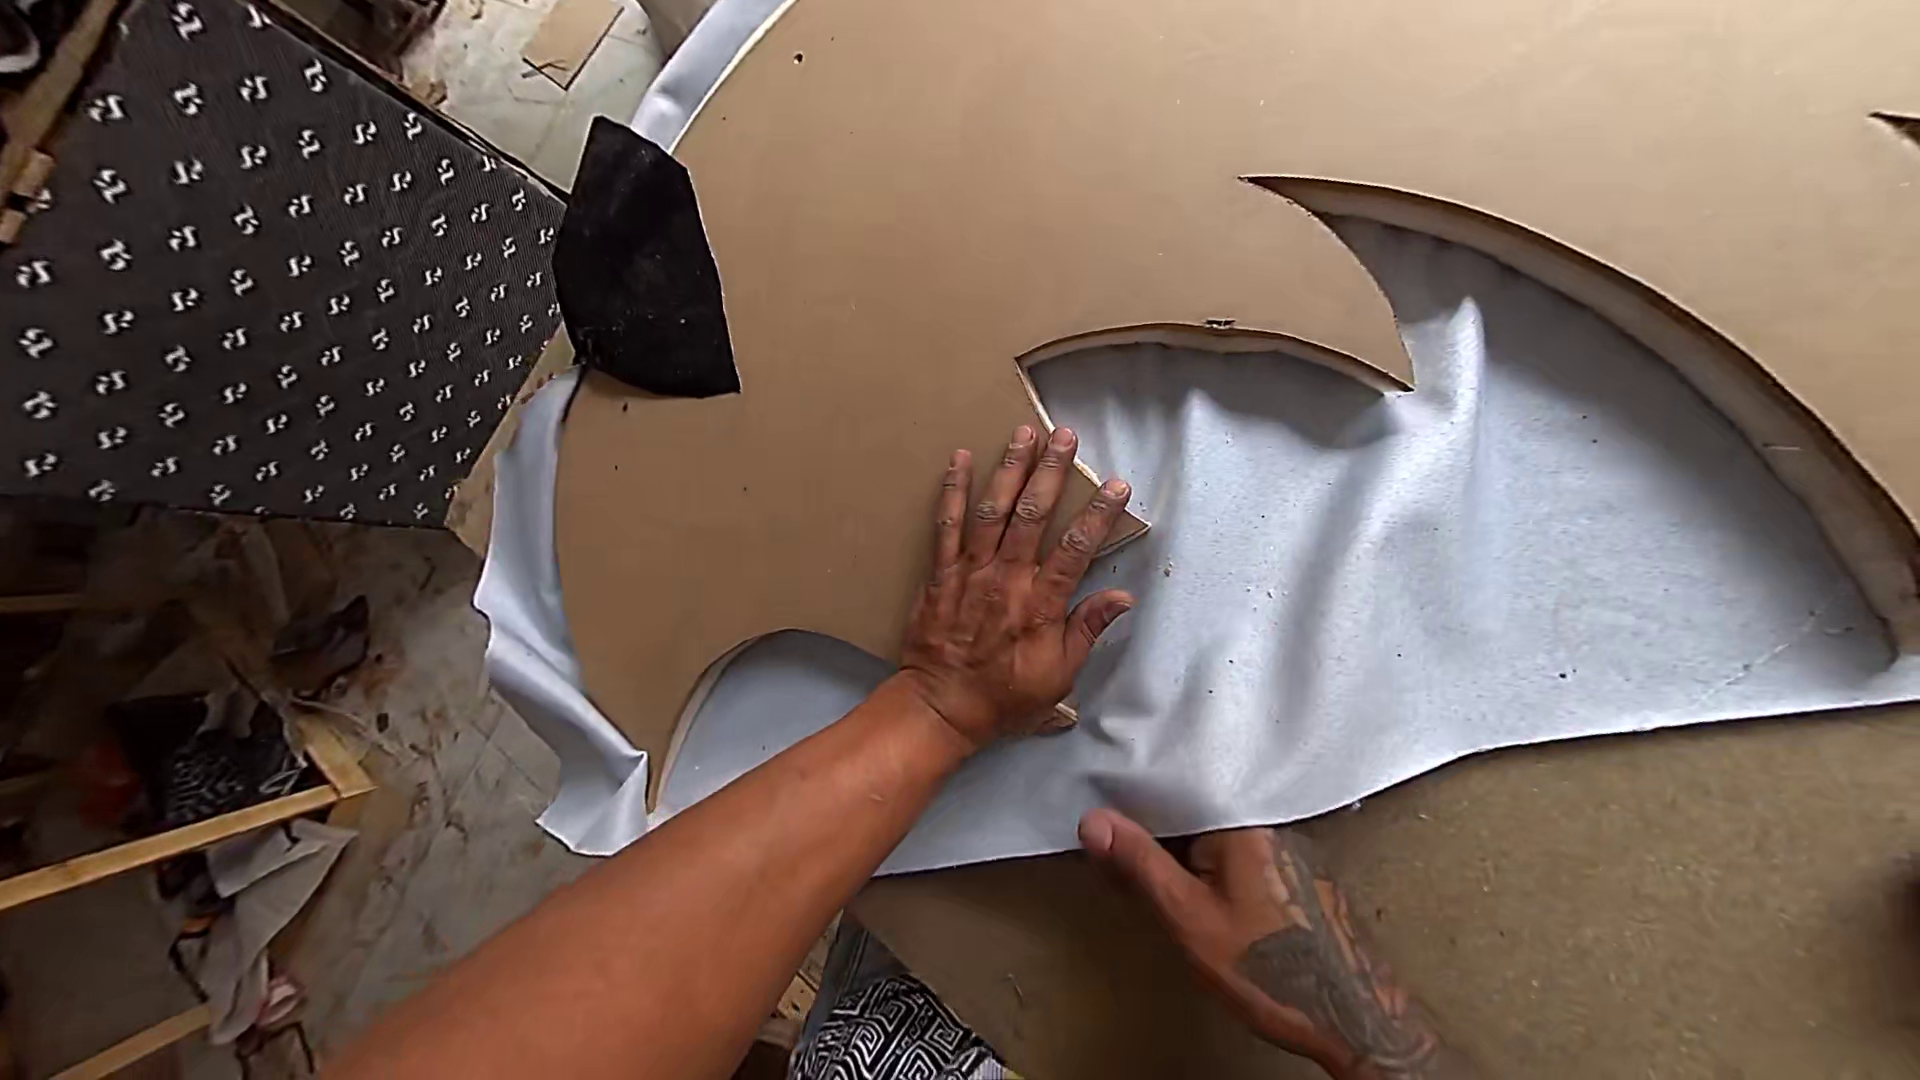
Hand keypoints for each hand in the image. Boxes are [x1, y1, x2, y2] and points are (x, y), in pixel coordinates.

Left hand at [894, 424, 1134, 748]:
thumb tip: (1123, 596)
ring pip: (992, 512)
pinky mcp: (940, 574)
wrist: (942, 707)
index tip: (1117, 484)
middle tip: (1064, 436)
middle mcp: (1006, 580)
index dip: (1098, 515)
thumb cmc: (1005, 696)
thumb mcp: (1058, 675)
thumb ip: (1087, 630)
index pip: (1075, 550)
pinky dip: (953, 491)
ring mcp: (970, 573)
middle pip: (1032, 516)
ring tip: (1023, 434)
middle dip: (1051, 472)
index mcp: (1040, 605)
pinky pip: (946, 527)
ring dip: (1009, 469)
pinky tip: (960, 459)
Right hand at [1079, 810, 1472, 1079]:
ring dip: (1172, 834)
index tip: (1095, 796)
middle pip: (1188, 799)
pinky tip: (1179, 868)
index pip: (1171, 779)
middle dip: (1148, 814)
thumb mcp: (1190, 918)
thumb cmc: (1271, 967)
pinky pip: (1228, 838)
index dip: (1129, 788)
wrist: (1356, 1021)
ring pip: (1207, 820)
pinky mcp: (1285, 861)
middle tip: (1109, 833)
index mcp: (1239, 814)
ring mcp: (1278, 836)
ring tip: (1134, 846)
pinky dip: (1199, 849)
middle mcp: (1262, 813)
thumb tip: (1091, 819)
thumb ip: (1140, 863)